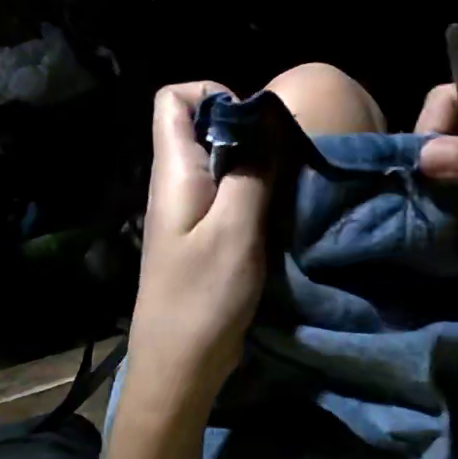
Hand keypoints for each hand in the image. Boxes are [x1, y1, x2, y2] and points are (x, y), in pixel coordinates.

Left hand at [130, 82, 273, 396]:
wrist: (181, 363)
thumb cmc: (204, 296)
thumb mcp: (236, 229)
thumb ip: (251, 172)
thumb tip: (265, 125)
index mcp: (174, 171)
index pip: (174, 99)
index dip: (213, 95)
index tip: (253, 124)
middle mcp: (177, 184)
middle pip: (204, 129)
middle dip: (247, 133)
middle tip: (280, 163)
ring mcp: (190, 214)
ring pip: (221, 166)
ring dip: (255, 169)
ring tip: (283, 191)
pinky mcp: (205, 239)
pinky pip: (228, 199)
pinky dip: (253, 199)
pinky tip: (275, 220)